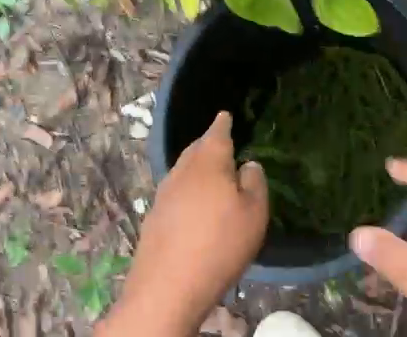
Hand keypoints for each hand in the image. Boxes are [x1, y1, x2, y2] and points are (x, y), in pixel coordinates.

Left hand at [97, 112, 266, 336]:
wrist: (165, 292)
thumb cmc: (219, 245)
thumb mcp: (254, 212)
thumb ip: (254, 182)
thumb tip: (246, 166)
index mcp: (208, 162)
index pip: (216, 133)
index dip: (222, 123)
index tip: (225, 115)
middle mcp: (181, 172)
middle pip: (195, 150)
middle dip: (207, 145)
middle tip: (221, 145)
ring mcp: (162, 197)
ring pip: (182, 173)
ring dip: (195, 171)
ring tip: (210, 177)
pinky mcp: (152, 223)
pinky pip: (174, 196)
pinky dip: (185, 194)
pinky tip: (193, 210)